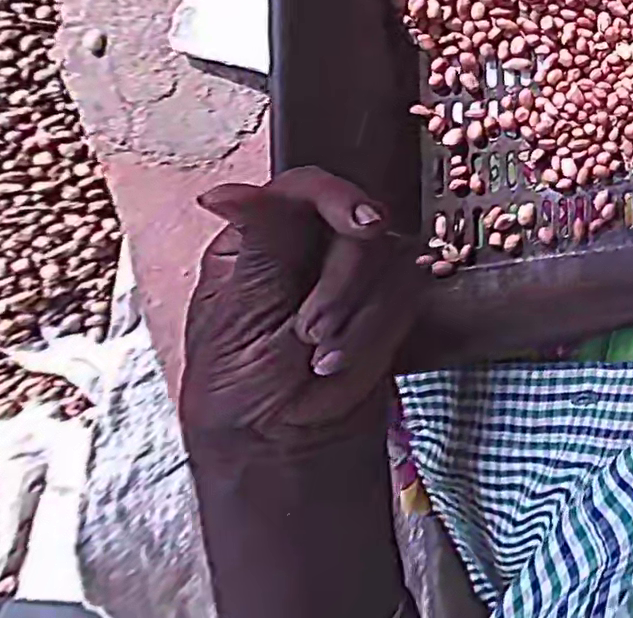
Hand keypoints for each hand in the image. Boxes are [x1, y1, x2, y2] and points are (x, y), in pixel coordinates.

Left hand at [180, 166, 421, 453]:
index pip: (305, 189)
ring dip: (358, 313)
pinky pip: (408, 288)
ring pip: (389, 255)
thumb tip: (224, 192)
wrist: (291, 443)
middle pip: (359, 221)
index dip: (338, 198)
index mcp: (262, 239)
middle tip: (312, 331)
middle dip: (342, 280)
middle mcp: (314, 244)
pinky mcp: (394, 292)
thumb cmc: (242, 388)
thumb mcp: (241, 317)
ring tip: (321, 355)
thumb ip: (259, 248)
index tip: (364, 223)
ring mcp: (359, 267)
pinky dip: (377, 329)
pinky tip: (343, 358)